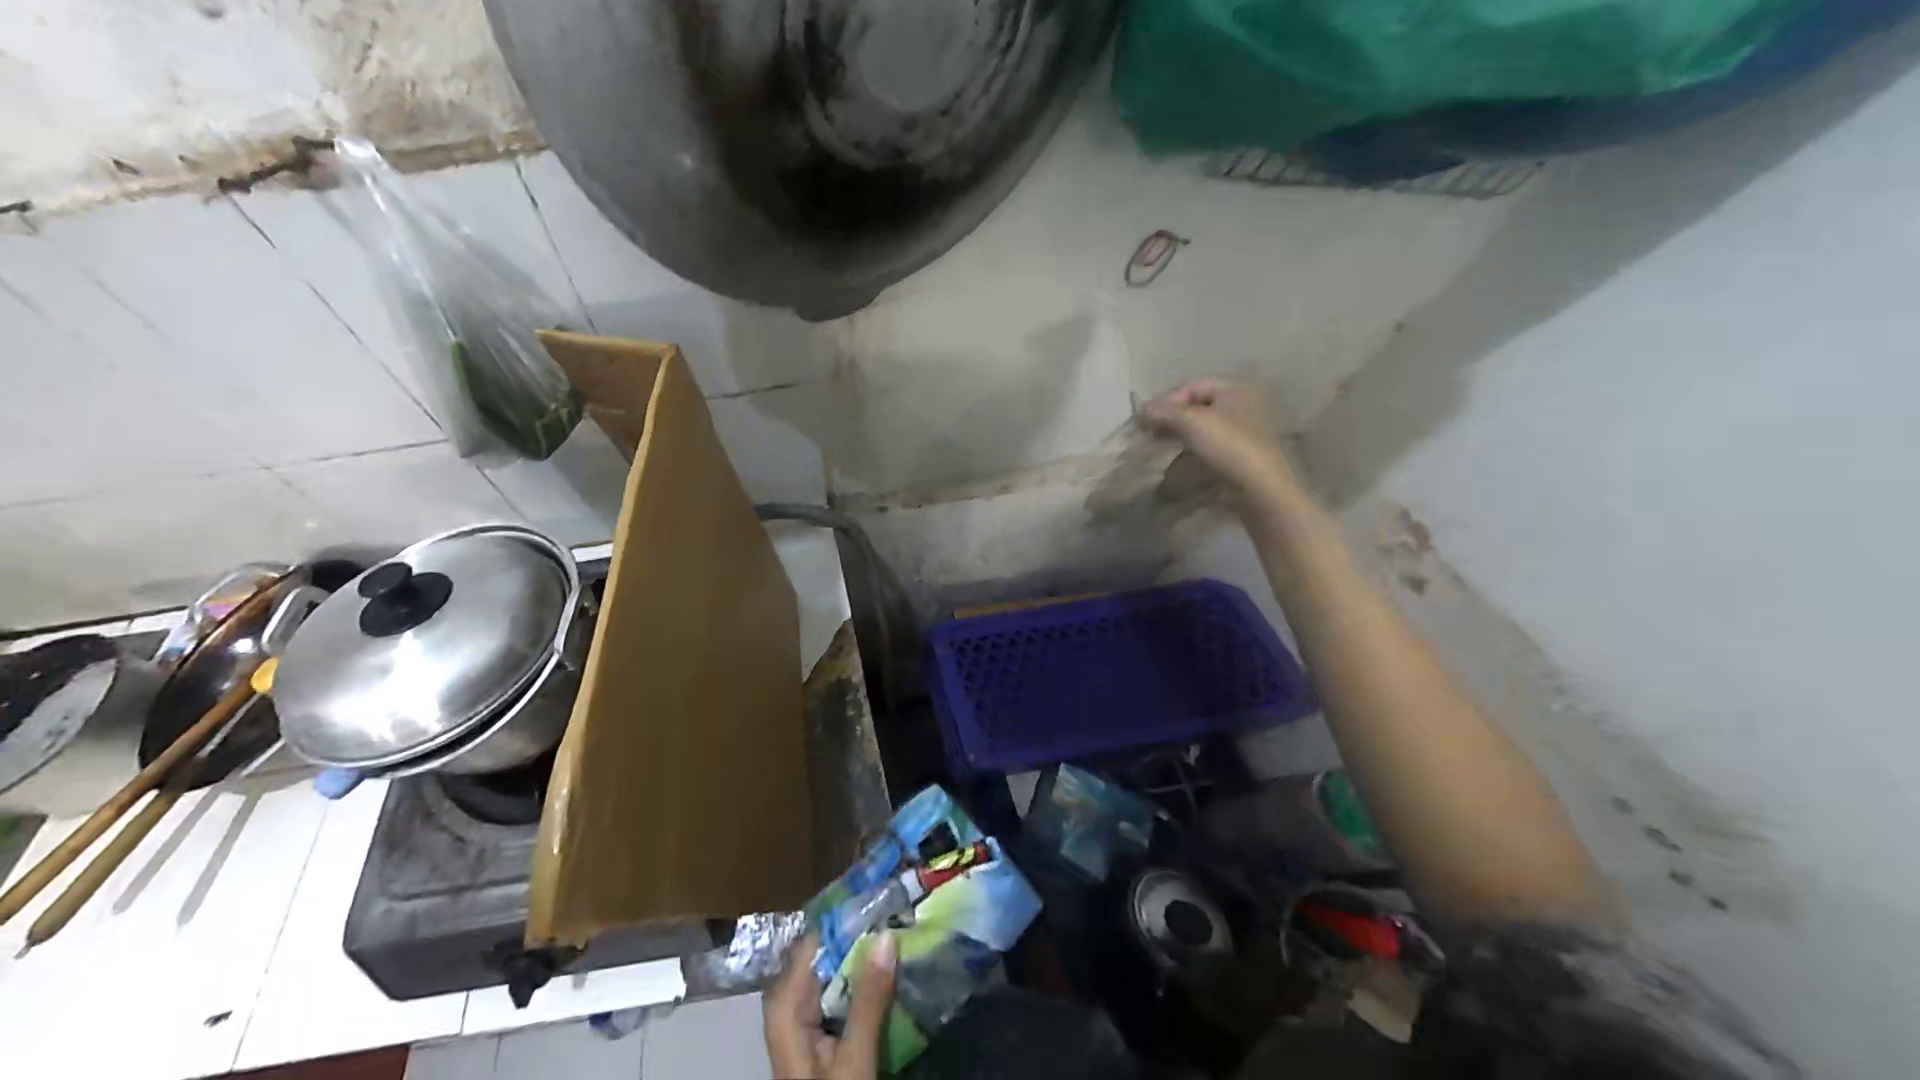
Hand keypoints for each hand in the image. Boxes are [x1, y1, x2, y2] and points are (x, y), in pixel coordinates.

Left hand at [764, 931, 897, 1079]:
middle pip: (825, 957)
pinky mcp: (813, 1033)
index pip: (815, 941)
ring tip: (898, 941)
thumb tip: (886, 936)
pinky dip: (859, 985)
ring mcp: (798, 1019)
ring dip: (862, 962)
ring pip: (833, 975)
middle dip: (860, 940)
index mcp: (785, 1002)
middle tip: (897, 920)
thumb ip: (869, 1000)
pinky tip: (885, 977)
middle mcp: (786, 1003)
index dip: (848, 921)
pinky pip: (836, 994)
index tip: (882, 905)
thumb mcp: (854, 1059)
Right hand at [1142, 378, 1297, 493]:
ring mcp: (1241, 426)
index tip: (1147, 416)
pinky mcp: (1238, 448)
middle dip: (1170, 413)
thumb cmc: (1228, 445)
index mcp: (1235, 388)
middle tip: (1149, 428)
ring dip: (1177, 427)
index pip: (1192, 385)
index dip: (1167, 398)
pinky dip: (1189, 439)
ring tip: (1156, 438)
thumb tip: (1141, 407)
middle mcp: (1241, 402)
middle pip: (1197, 402)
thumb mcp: (1192, 422)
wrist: (1258, 485)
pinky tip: (1175, 448)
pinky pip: (1208, 437)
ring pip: (1201, 420)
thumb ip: (1164, 411)